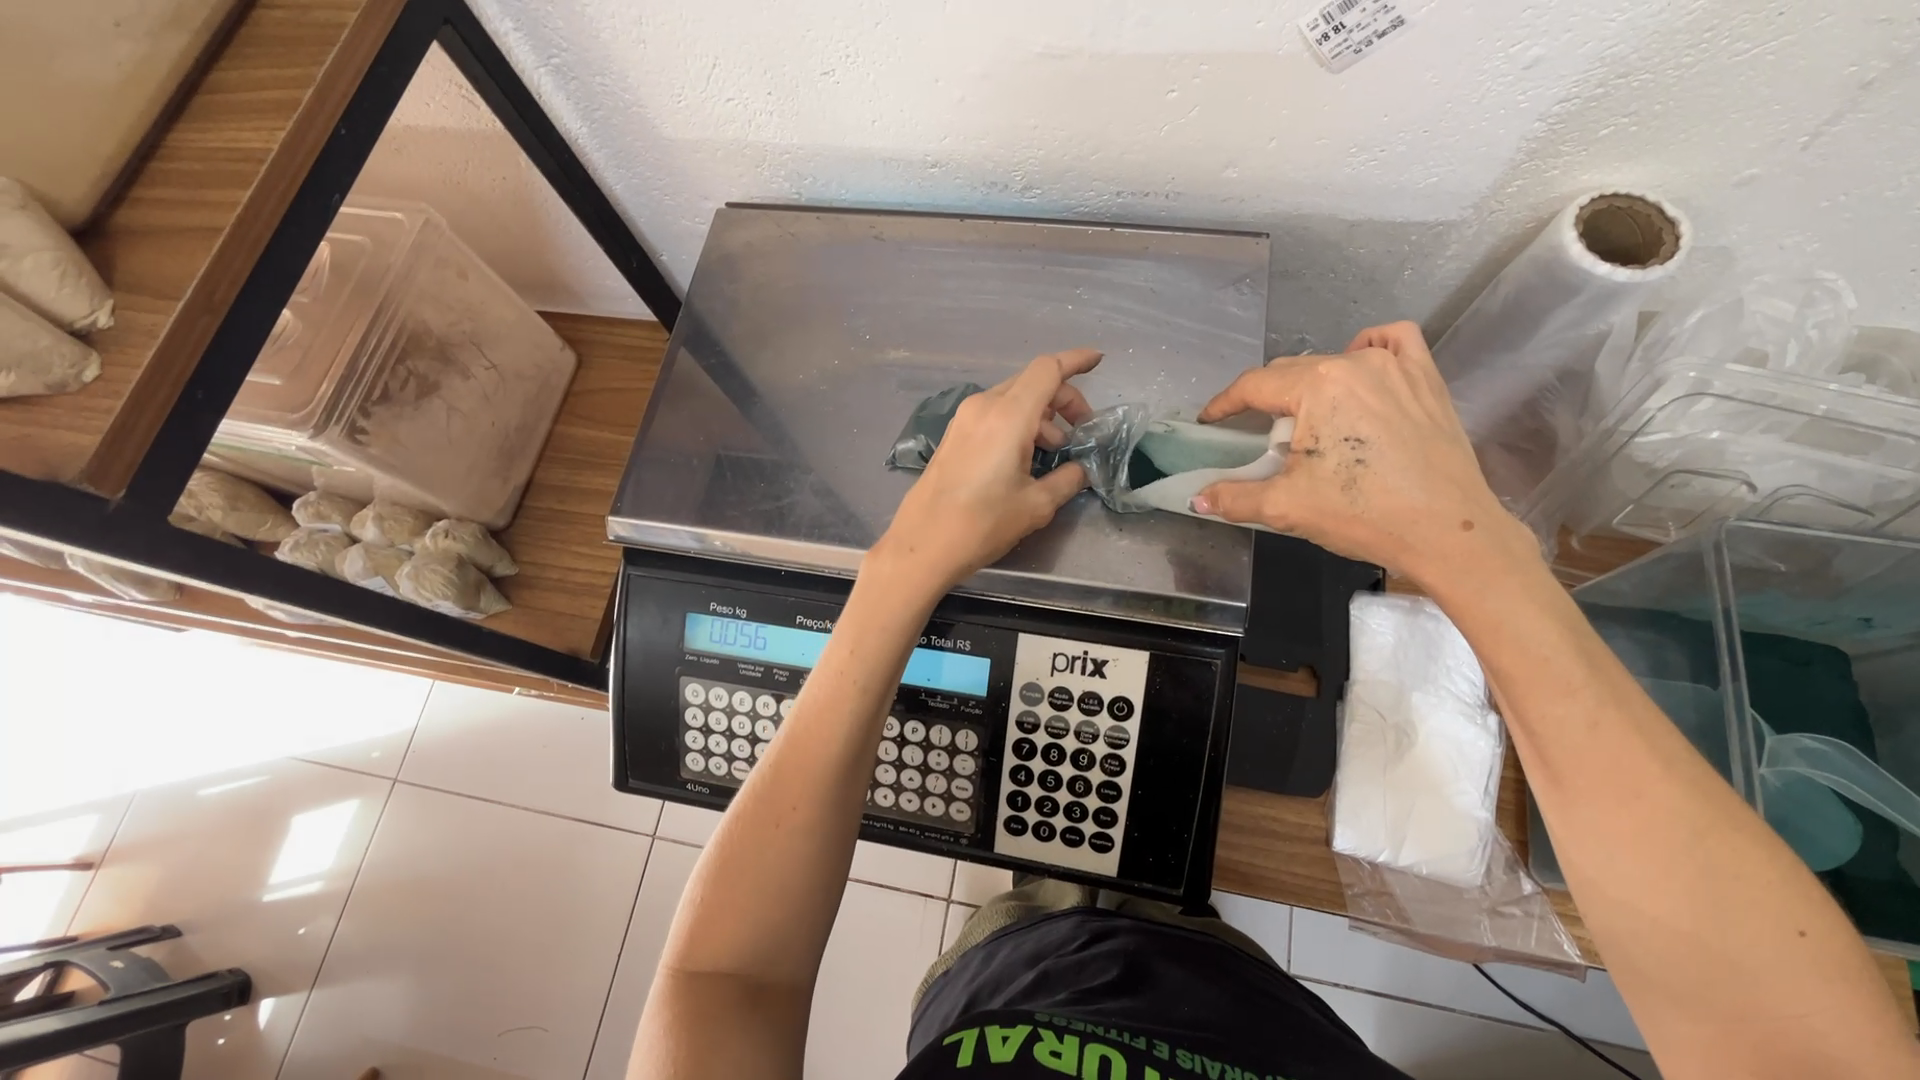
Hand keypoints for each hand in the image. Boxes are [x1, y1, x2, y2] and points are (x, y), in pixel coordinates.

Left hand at [874, 349, 1101, 593]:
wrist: (923, 545)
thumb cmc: (982, 524)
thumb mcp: (1036, 505)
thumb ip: (1067, 480)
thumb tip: (1079, 470)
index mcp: (1008, 416)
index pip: (1047, 370)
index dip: (1075, 361)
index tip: (1098, 361)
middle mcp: (984, 407)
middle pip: (1031, 382)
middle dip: (1063, 399)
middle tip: (1082, 432)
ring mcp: (964, 419)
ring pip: (1013, 398)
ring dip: (1041, 415)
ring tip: (1056, 452)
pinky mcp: (954, 435)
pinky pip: (995, 414)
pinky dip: (1019, 423)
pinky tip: (1027, 457)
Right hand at [1190, 322, 1532, 585]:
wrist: (1447, 531)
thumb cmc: (1364, 514)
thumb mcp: (1287, 507)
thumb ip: (1235, 497)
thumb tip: (1198, 498)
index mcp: (1316, 386)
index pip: (1254, 386)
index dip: (1224, 404)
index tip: (1210, 422)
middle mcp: (1354, 363)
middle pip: (1291, 372)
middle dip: (1266, 401)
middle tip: (1256, 435)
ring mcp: (1396, 366)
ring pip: (1334, 360)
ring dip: (1311, 383)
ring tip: (1308, 419)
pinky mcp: (1426, 378)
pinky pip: (1393, 342)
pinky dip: (1369, 350)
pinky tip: (1361, 372)